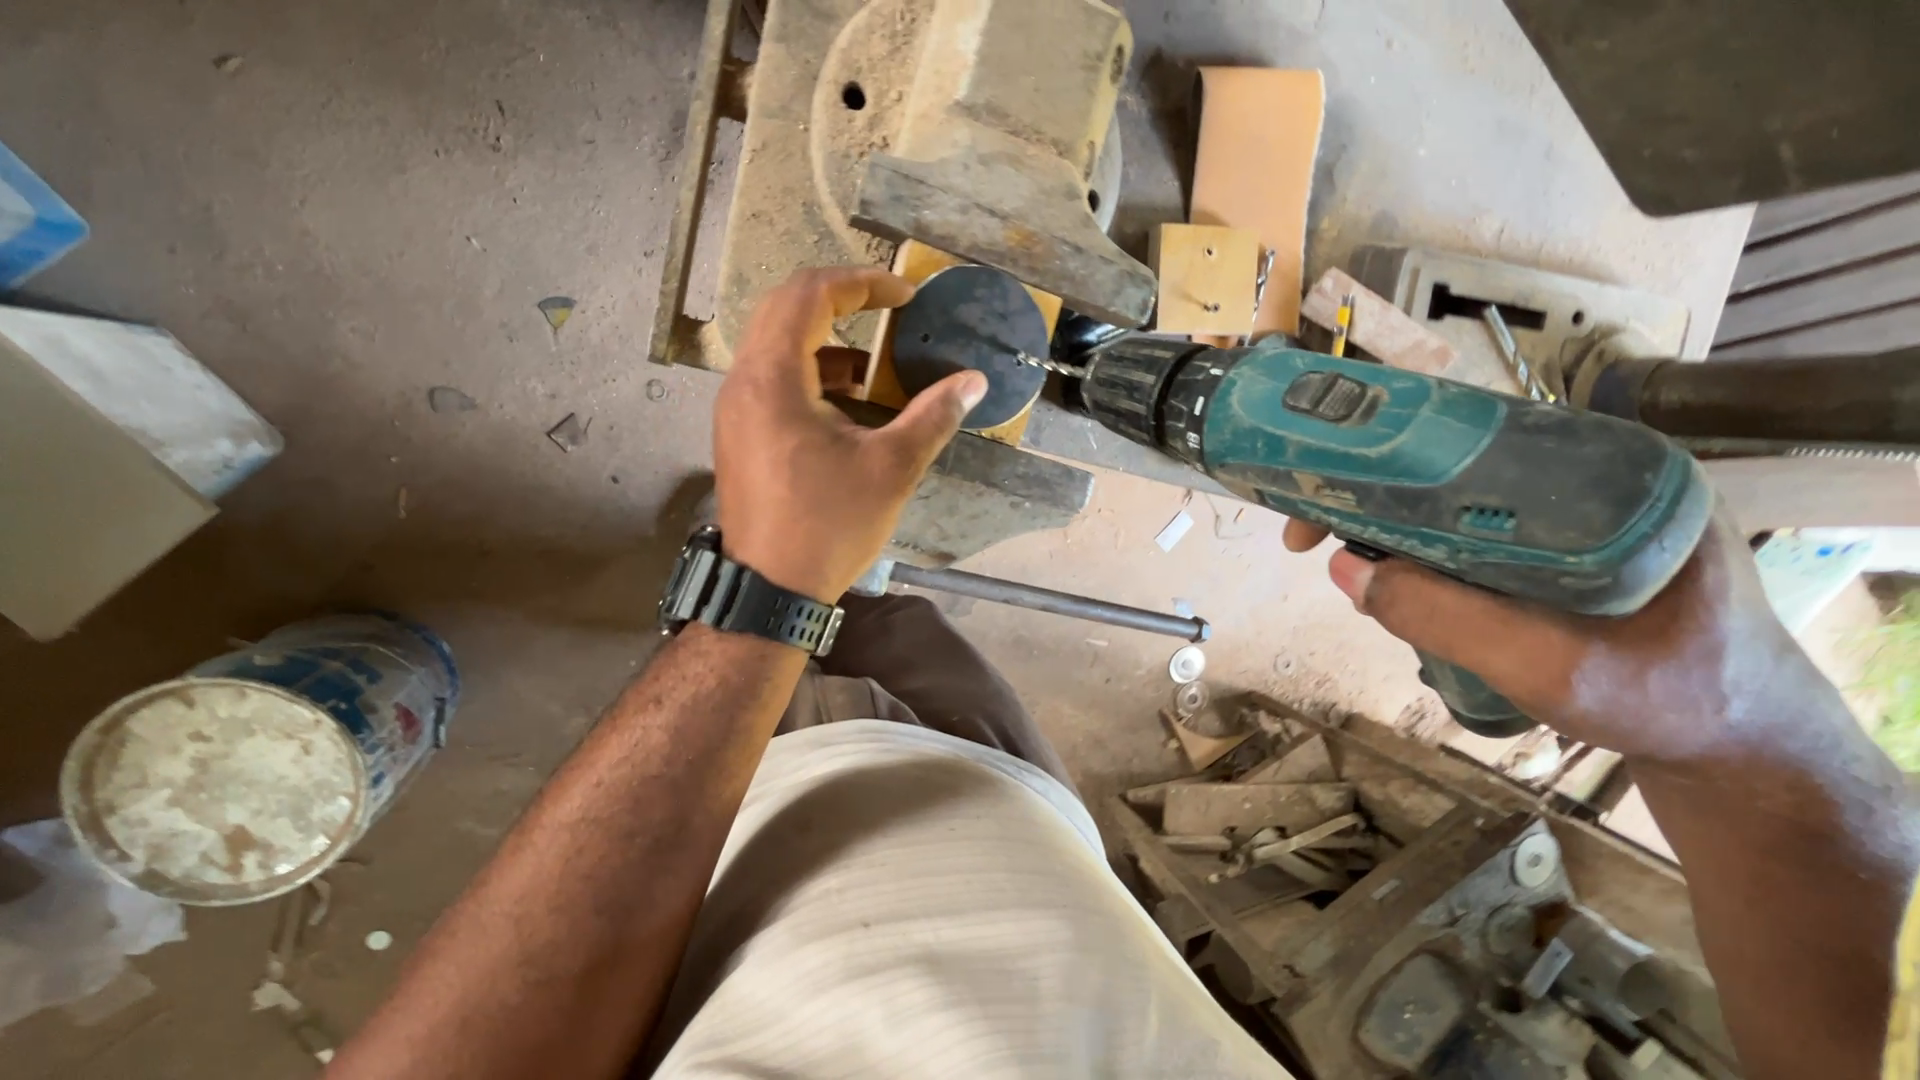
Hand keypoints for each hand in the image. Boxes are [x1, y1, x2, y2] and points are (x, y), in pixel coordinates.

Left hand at [713, 267, 987, 601]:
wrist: (769, 591)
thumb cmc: (828, 526)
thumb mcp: (891, 468)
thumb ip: (933, 416)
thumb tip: (974, 382)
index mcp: (774, 378)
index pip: (810, 295)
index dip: (862, 283)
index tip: (906, 295)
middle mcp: (743, 382)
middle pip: (785, 309)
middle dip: (841, 301)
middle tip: (888, 309)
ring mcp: (735, 410)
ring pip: (777, 346)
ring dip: (828, 343)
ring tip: (878, 368)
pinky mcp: (738, 434)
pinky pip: (773, 380)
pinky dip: (813, 376)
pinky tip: (850, 406)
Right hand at [1283, 512, 1820, 761]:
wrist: (1745, 756)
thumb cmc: (1671, 706)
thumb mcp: (1555, 670)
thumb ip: (1452, 619)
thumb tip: (1343, 570)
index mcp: (1623, 476)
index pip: (1484, 439)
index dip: (1391, 461)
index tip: (1326, 491)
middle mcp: (1602, 479)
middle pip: (1463, 467)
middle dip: (1379, 498)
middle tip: (1317, 537)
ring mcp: (1586, 515)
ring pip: (1465, 503)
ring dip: (1397, 529)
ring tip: (1352, 569)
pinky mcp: (1569, 550)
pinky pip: (1479, 535)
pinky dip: (1427, 552)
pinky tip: (1403, 584)